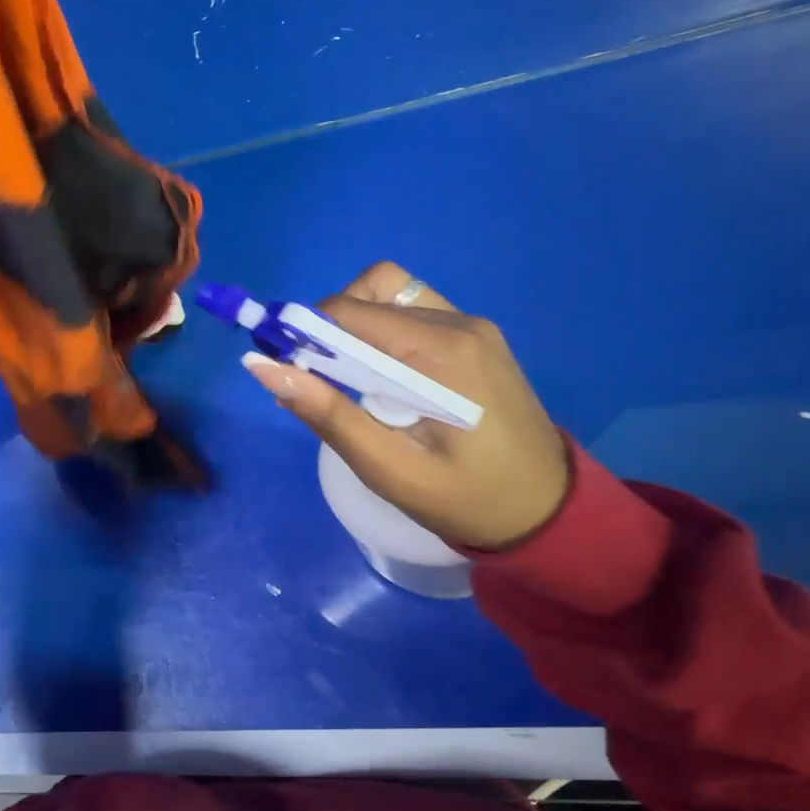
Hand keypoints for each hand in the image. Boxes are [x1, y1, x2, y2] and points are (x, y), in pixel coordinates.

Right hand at [241, 262, 570, 550]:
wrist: (549, 515)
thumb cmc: (465, 498)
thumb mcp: (387, 468)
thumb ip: (325, 412)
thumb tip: (260, 364)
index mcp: (439, 352)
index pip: (345, 312)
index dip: (302, 334)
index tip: (289, 370)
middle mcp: (458, 324)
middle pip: (362, 296)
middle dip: (326, 333)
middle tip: (322, 383)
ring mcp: (471, 326)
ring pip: (384, 295)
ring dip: (354, 327)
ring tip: (354, 379)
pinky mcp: (474, 336)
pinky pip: (408, 311)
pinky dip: (380, 332)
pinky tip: (385, 377)